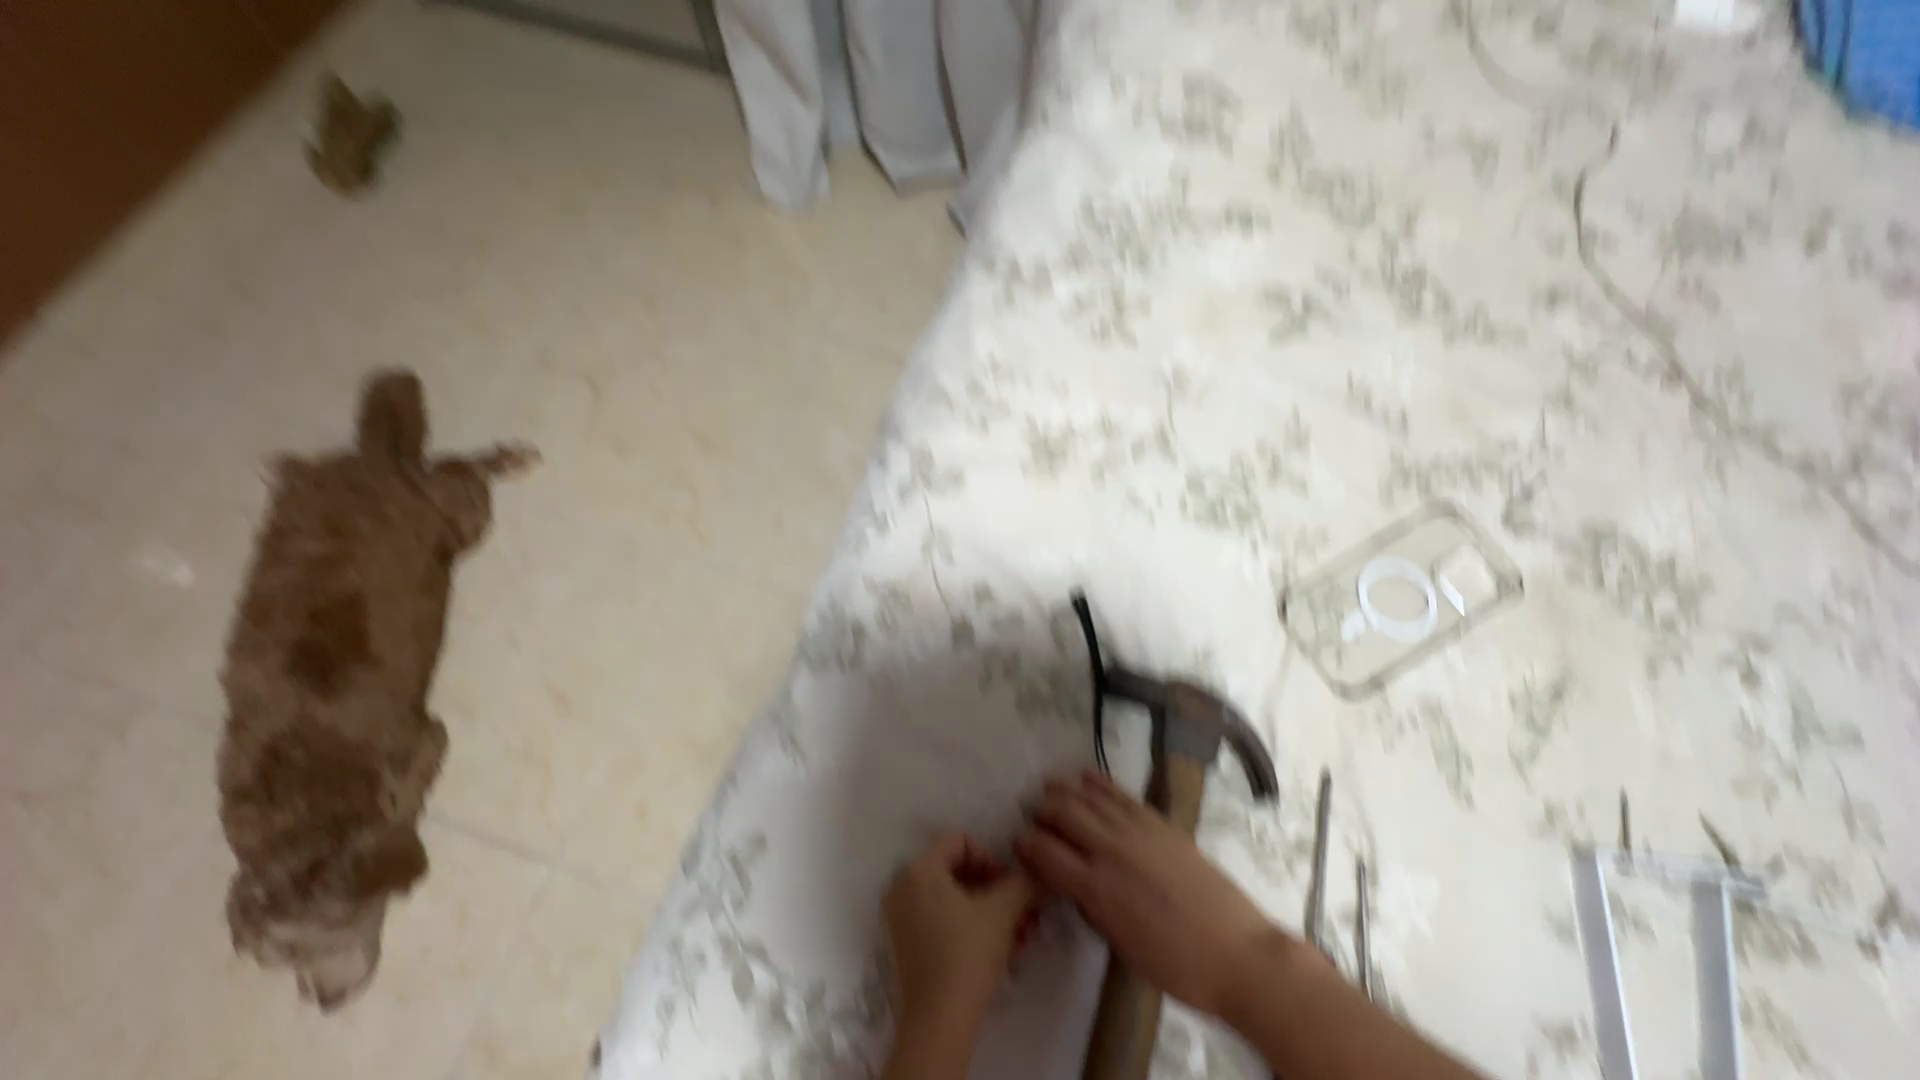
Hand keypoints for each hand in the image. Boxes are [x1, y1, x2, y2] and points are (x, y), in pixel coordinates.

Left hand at [883, 833, 1039, 1038]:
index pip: (961, 841)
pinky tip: (1008, 950)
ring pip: (957, 900)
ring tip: (1024, 936)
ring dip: (994, 912)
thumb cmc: (967, 954)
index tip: (1012, 885)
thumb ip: (1022, 881)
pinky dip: (976, 928)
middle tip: (1026, 912)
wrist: (938, 1021)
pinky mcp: (909, 945)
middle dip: (999, 891)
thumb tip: (1038, 869)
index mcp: (918, 870)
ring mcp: (903, 917)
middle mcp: (903, 887)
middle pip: (960, 871)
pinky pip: (946, 921)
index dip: (992, 858)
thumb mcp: (1002, 911)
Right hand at [1015, 770, 1298, 1020]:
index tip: (1017, 844)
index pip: (1045, 853)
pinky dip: (1100, 783)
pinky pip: (1123, 796)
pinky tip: (1087, 777)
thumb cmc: (1176, 966)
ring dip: (1065, 791)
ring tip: (1050, 787)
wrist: (1238, 953)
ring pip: (1090, 799)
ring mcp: (1139, 832)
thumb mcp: (1121, 946)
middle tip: (1033, 815)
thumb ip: (1092, 909)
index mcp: (1096, 888)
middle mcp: (1111, 851)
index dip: (1025, 845)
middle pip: (1064, 815)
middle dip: (1042, 812)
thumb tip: (1074, 885)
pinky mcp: (1163, 825)